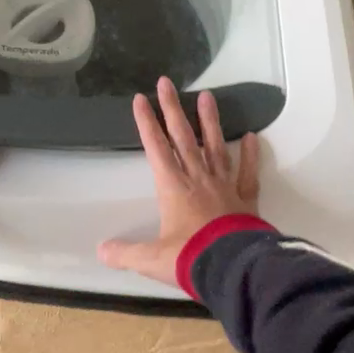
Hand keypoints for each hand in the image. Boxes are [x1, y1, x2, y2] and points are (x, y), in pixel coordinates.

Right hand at [97, 77, 260, 285]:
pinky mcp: (245, 199)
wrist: (234, 269)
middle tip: (167, 83)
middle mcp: (197, 179)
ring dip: (209, 122)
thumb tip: (101, 251)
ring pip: (215, 147)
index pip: (156, 148)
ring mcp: (223, 186)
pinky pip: (247, 173)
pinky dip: (250, 155)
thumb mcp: (152, 260)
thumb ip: (126, 253)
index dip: (146, 123)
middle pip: (183, 138)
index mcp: (173, 188)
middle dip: (172, 109)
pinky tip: (252, 136)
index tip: (141, 99)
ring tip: (207, 96)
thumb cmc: (190, 258)